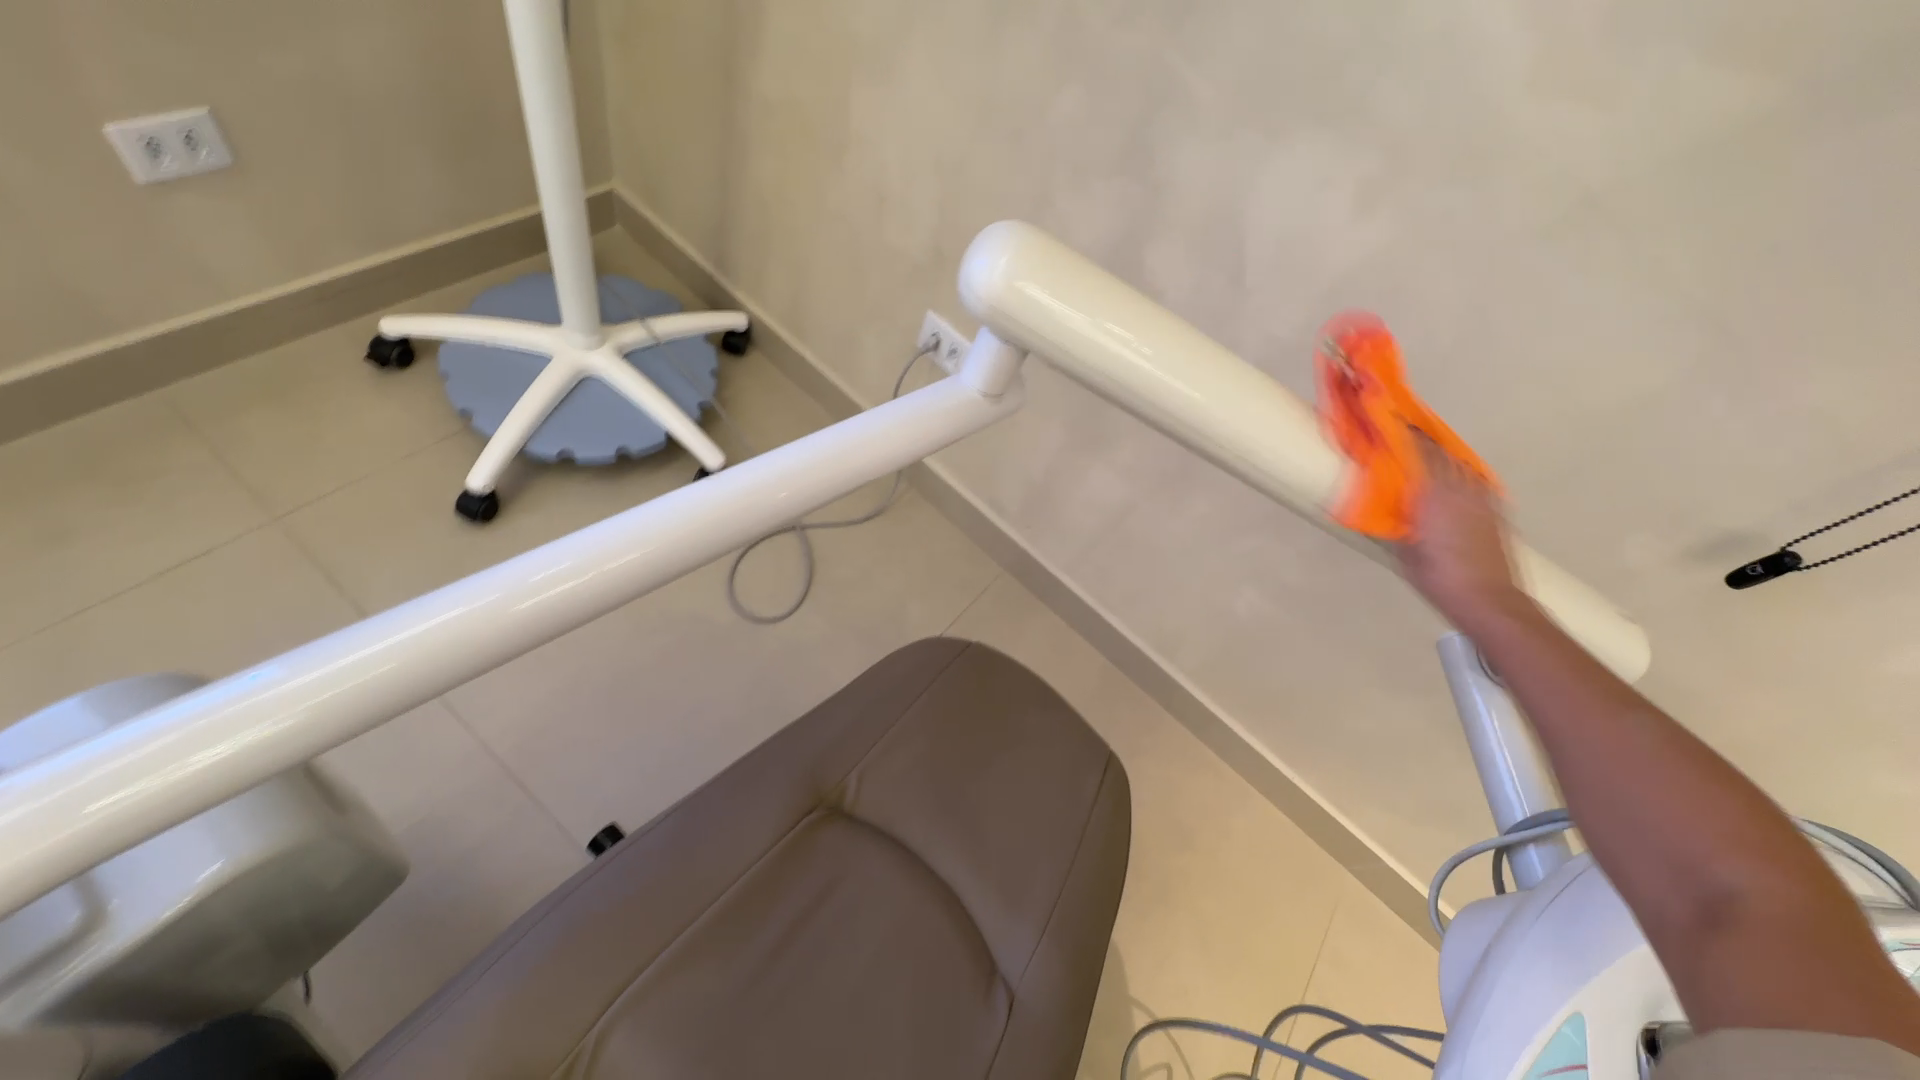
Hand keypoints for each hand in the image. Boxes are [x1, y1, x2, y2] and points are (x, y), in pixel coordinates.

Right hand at [1396, 439, 1526, 627]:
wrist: (1489, 600)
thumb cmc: (1439, 578)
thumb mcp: (1405, 552)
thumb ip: (1396, 523)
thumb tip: (1382, 506)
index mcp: (1434, 496)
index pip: (1421, 454)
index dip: (1407, 436)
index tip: (1393, 422)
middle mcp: (1460, 490)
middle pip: (1443, 455)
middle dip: (1425, 443)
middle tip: (1407, 437)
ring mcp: (1482, 499)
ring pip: (1462, 466)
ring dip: (1445, 457)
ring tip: (1431, 457)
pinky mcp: (1496, 512)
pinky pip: (1477, 482)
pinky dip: (1463, 475)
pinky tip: (1457, 482)